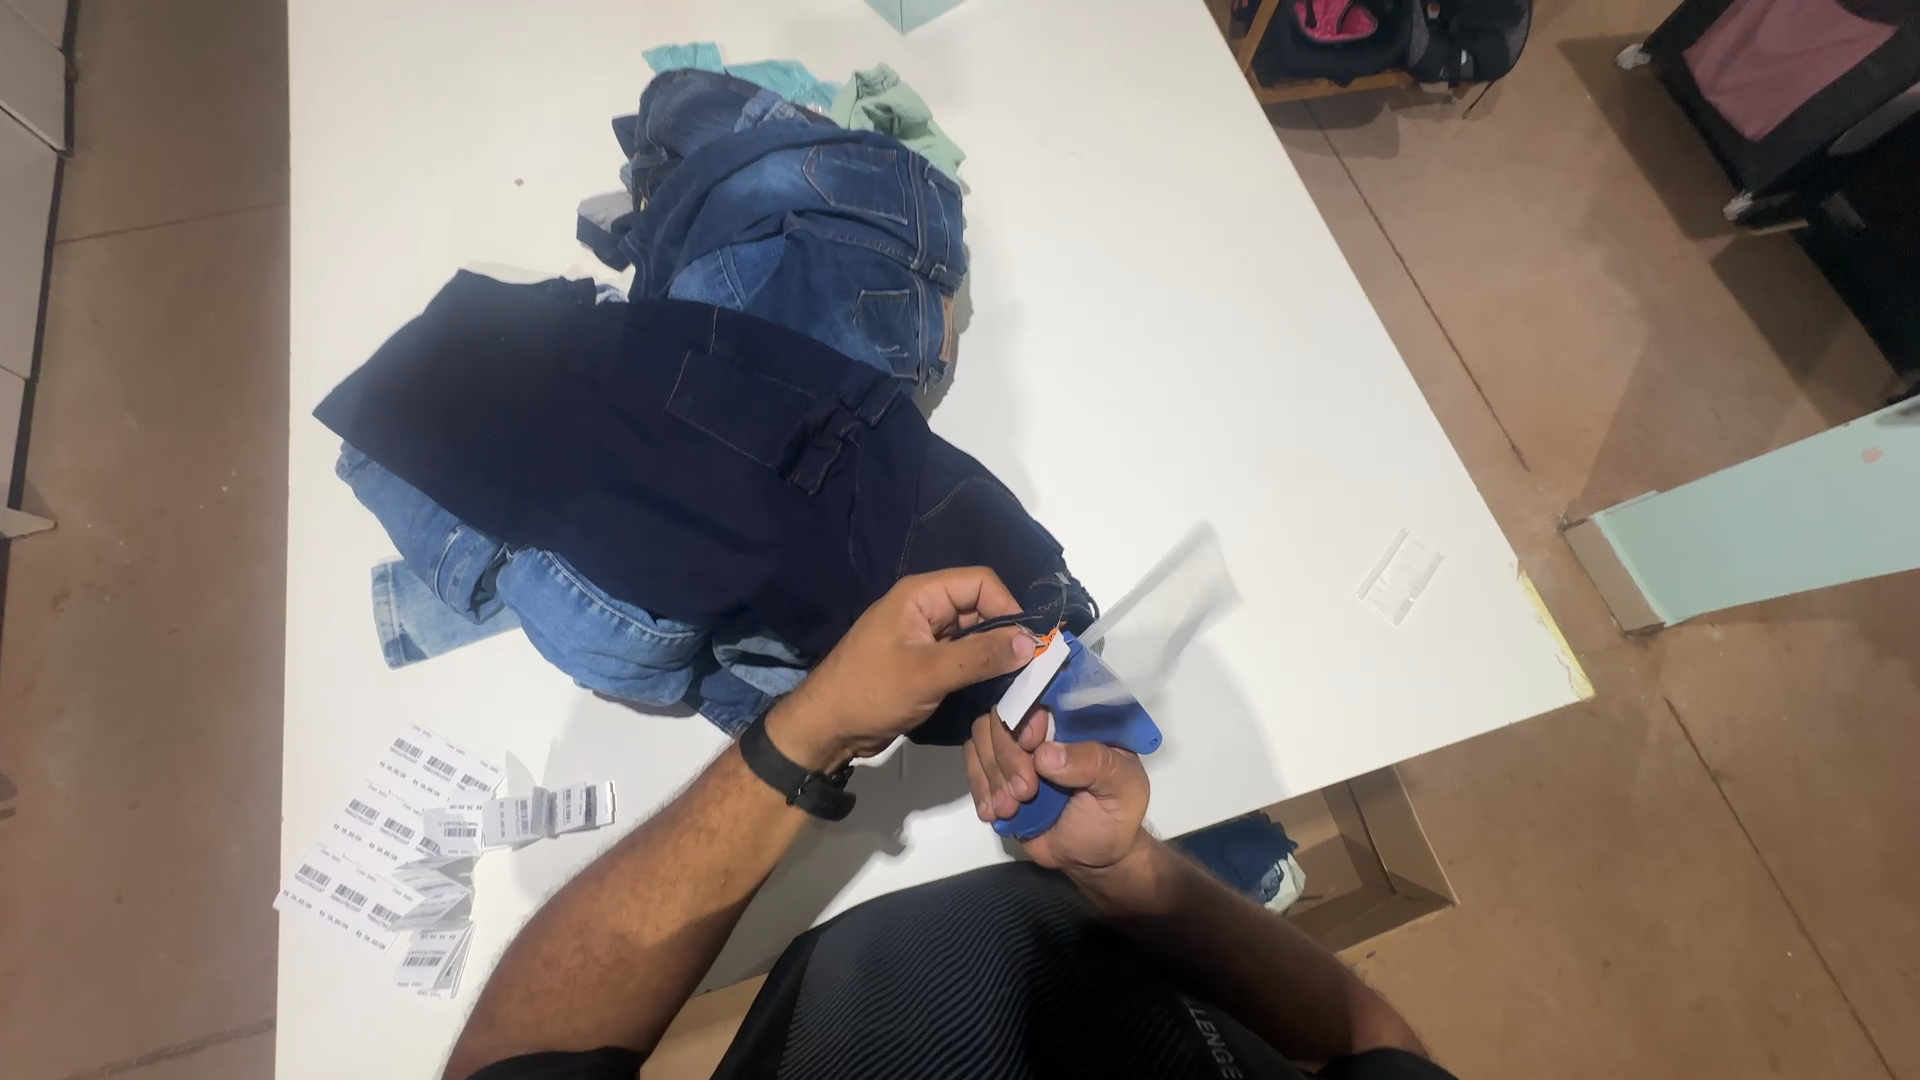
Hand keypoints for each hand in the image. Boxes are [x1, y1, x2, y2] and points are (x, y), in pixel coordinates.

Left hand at [763, 567, 1038, 771]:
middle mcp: (926, 608)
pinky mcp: (926, 663)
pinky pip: (964, 658)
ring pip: (976, 636)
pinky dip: (981, 671)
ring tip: (1018, 683)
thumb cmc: (870, 691)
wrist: (825, 729)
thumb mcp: (928, 673)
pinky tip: (997, 691)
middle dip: (1006, 634)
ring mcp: (926, 637)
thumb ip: (980, 656)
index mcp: (921, 595)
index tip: (1028, 644)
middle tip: (1030, 669)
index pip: (981, 583)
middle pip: (981, 609)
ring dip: (995, 656)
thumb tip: (1030, 641)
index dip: (1008, 607)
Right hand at [964, 707, 1149, 873]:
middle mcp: (1043, 723)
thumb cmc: (1113, 815)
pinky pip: (972, 762)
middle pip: (1005, 712)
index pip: (1044, 692)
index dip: (1029, 711)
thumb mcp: (1122, 789)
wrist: (1091, 856)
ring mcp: (1016, 746)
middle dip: (1007, 754)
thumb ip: (1094, 765)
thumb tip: (1046, 754)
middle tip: (1025, 791)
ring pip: (982, 734)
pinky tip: (993, 811)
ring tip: (1009, 808)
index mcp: (1076, 718)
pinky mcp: (997, 769)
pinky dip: (979, 786)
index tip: (1030, 743)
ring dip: (991, 773)